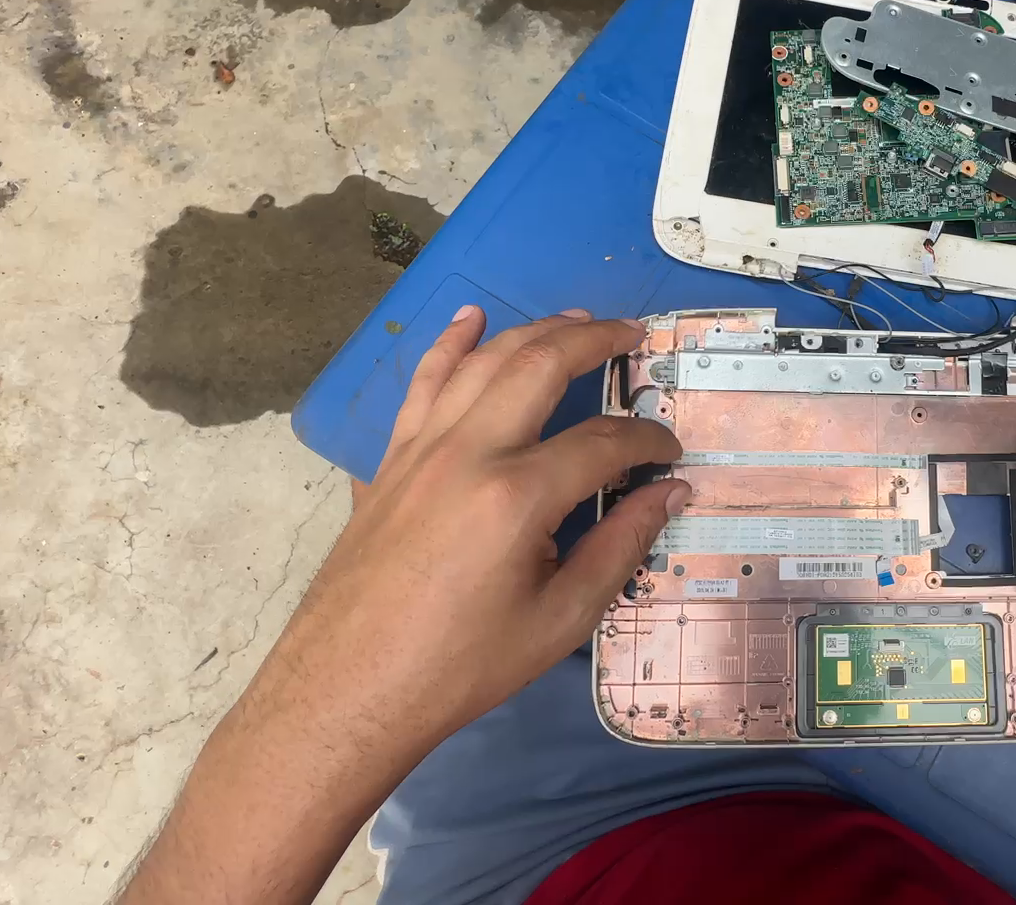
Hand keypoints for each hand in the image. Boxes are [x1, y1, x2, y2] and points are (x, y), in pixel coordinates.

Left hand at [271, 306, 685, 752]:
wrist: (344, 697)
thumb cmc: (463, 665)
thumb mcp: (561, 618)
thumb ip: (622, 544)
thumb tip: (671, 493)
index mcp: (517, 496)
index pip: (604, 442)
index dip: (648, 440)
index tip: (671, 451)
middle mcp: (468, 452)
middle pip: (541, 365)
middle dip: (596, 341)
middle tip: (634, 334)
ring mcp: (421, 448)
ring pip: (485, 360)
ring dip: (536, 330)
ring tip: (577, 318)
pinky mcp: (391, 459)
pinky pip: (422, 383)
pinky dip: (450, 343)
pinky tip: (471, 318)